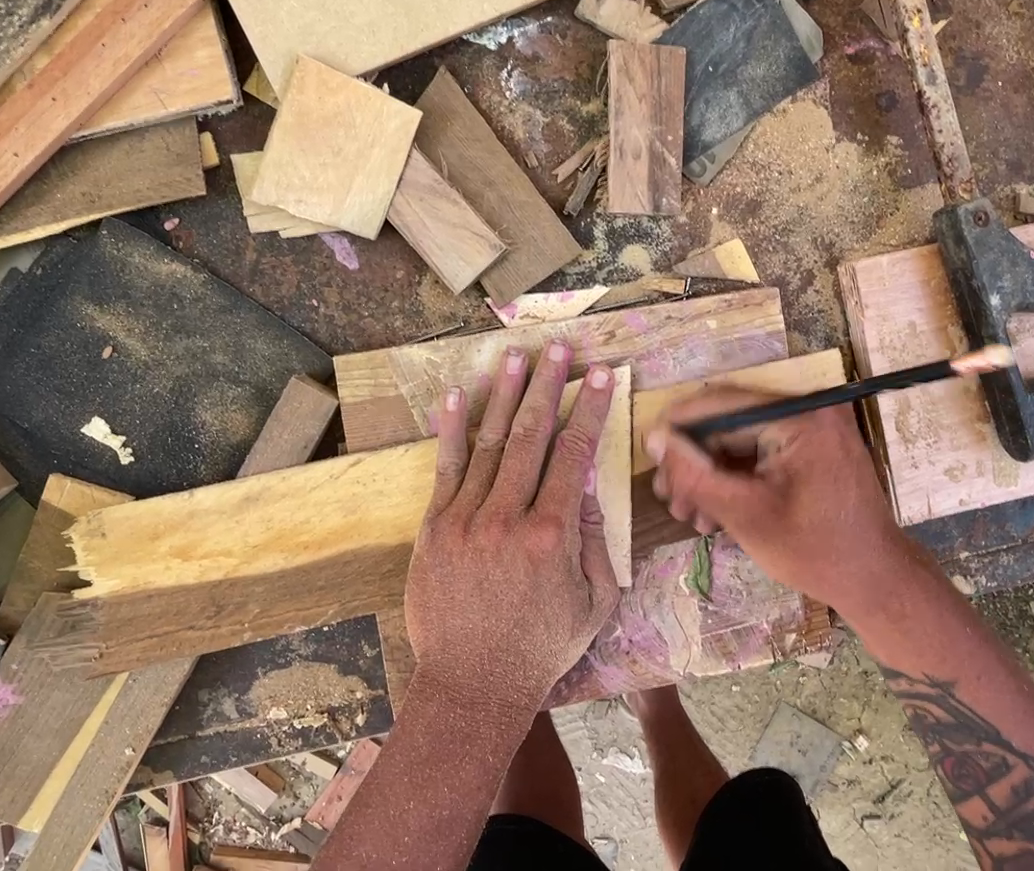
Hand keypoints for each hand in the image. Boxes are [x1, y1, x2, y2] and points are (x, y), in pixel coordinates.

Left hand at [404, 342, 622, 718]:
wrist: (472, 683)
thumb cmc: (541, 646)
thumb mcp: (594, 603)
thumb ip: (597, 542)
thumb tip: (592, 486)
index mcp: (553, 535)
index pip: (575, 454)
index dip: (589, 409)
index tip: (600, 375)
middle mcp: (509, 517)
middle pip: (533, 435)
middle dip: (550, 386)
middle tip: (560, 349)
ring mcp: (466, 519)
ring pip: (490, 443)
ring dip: (505, 395)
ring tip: (517, 357)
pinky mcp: (434, 527)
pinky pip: (445, 468)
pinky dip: (450, 429)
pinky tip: (457, 394)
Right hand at [644, 389, 909, 614]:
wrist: (876, 582)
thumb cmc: (816, 551)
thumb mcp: (745, 514)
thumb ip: (695, 475)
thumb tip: (655, 439)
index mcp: (800, 416)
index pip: (722, 404)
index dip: (678, 427)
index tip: (648, 454)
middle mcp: (808, 410)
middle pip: (728, 420)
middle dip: (693, 459)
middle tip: (667, 496)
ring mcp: (812, 428)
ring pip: (739, 438)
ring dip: (708, 472)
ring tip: (687, 513)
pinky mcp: (811, 448)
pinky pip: (759, 451)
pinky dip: (733, 477)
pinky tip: (712, 511)